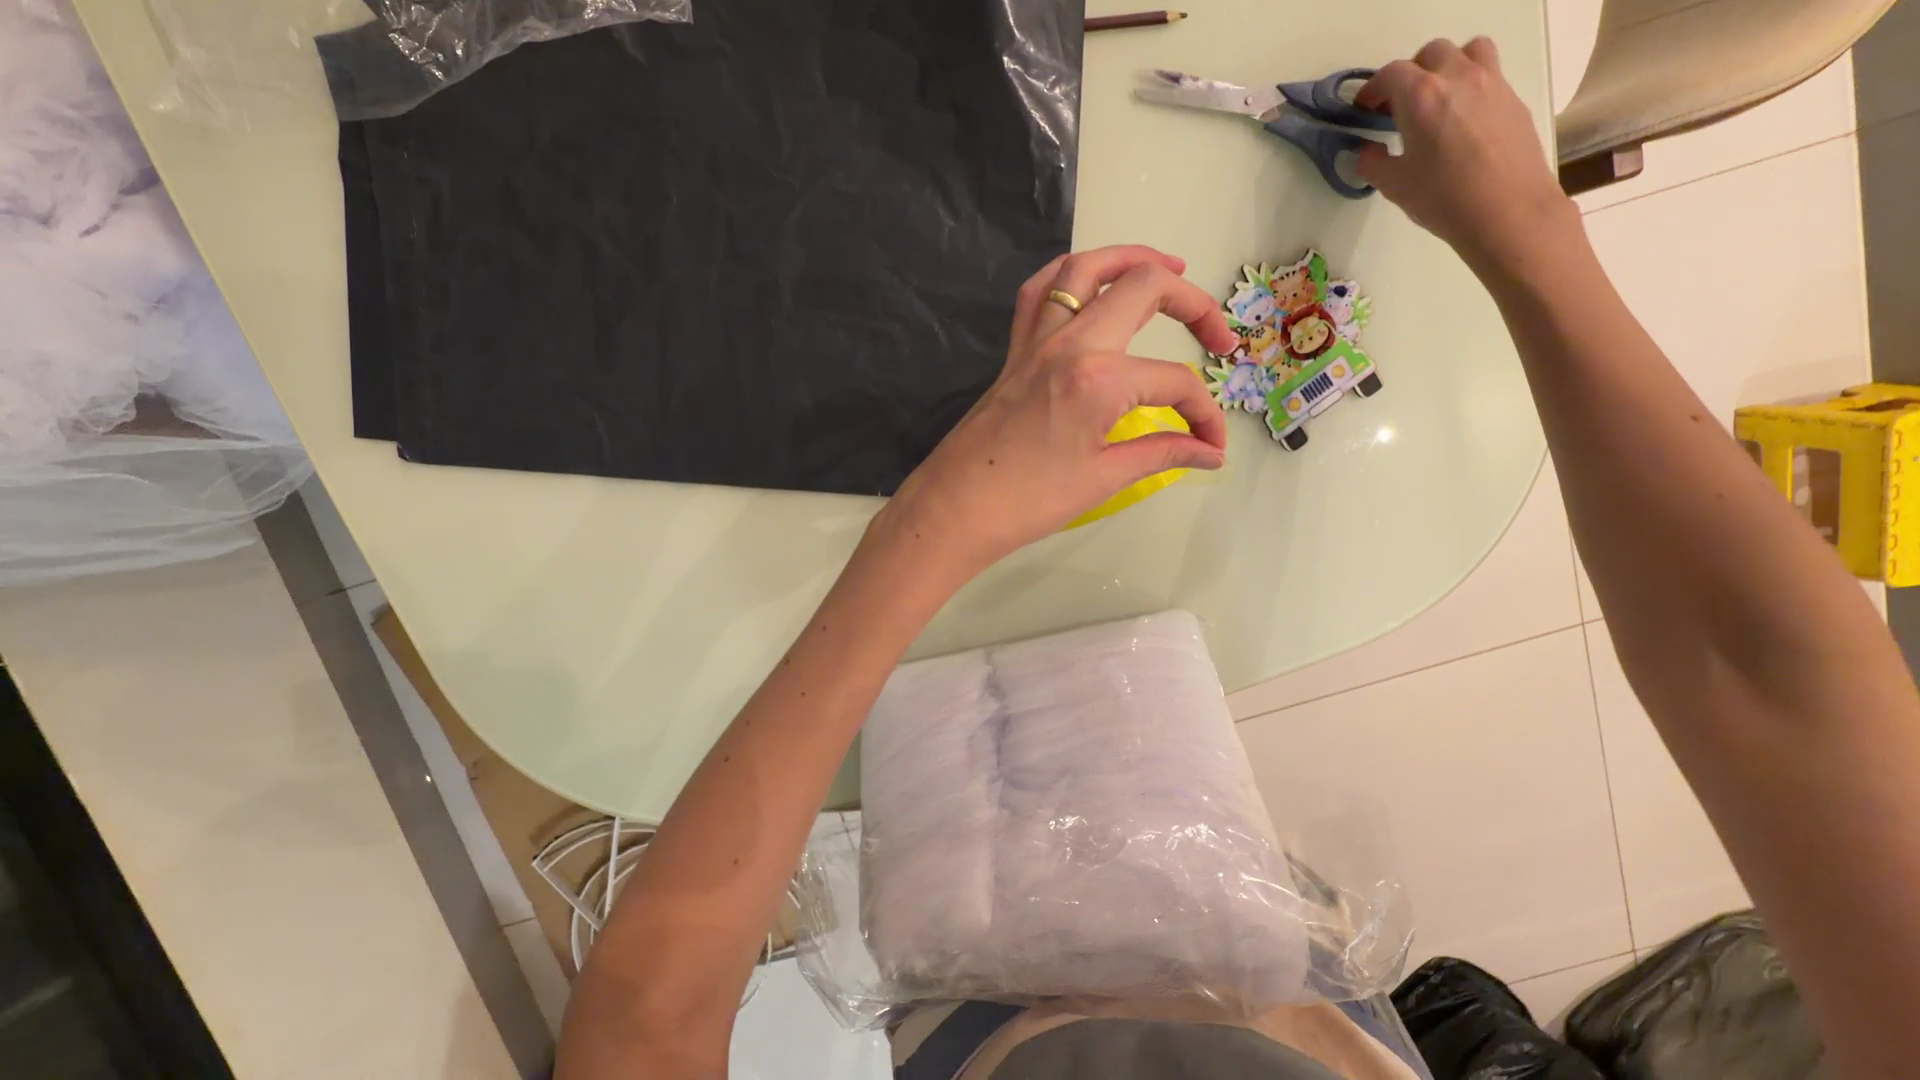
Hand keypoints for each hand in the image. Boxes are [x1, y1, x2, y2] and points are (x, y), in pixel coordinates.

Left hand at [873, 244, 1238, 577]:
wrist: (957, 508)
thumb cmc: (1030, 501)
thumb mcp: (1105, 478)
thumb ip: (1163, 453)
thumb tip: (1209, 452)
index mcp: (1099, 380)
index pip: (1175, 383)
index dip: (1205, 414)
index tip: (1212, 446)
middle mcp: (1071, 343)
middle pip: (1144, 290)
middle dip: (1193, 304)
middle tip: (1217, 336)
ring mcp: (1037, 339)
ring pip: (1086, 269)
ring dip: (1132, 259)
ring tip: (1169, 268)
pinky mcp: (1015, 349)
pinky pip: (1040, 291)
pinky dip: (1071, 276)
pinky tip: (1093, 282)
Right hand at [1356, 38, 1580, 273]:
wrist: (1507, 212)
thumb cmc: (1443, 199)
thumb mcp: (1395, 186)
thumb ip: (1373, 163)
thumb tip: (1366, 152)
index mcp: (1421, 96)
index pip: (1390, 74)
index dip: (1373, 89)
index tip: (1365, 109)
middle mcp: (1458, 78)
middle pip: (1431, 54)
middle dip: (1411, 73)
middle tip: (1400, 105)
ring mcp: (1491, 84)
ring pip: (1469, 51)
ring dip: (1448, 66)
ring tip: (1439, 98)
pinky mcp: (1513, 99)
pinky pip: (1490, 75)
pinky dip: (1471, 86)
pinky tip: (1463, 120)